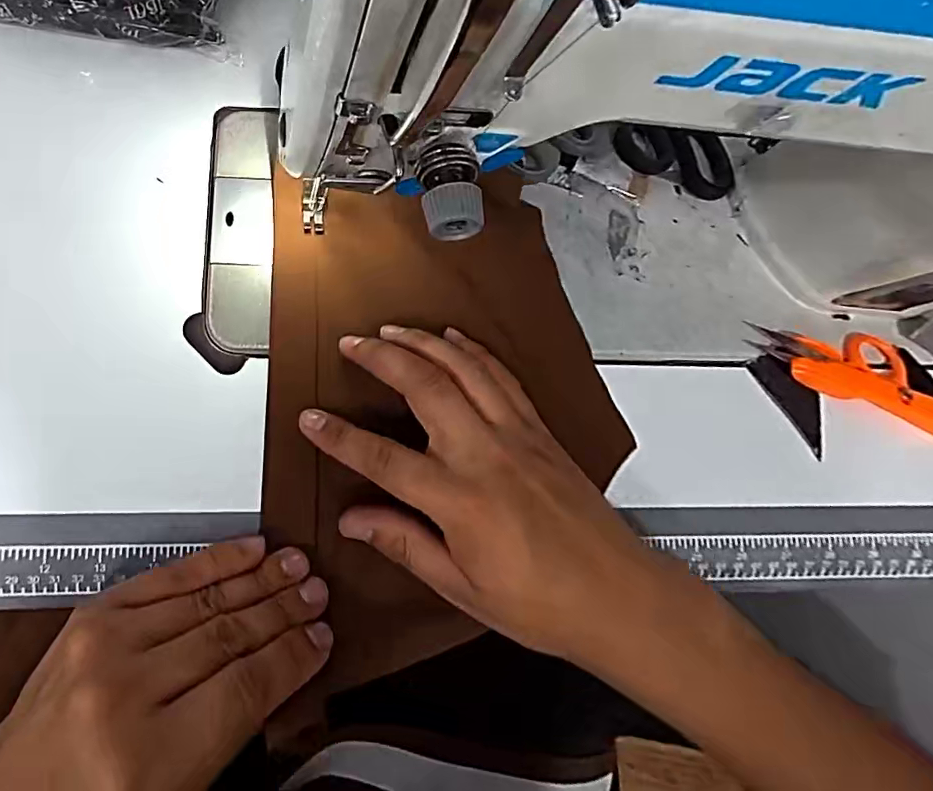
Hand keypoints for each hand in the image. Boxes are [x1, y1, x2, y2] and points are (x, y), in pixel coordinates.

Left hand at [0, 537, 331, 790]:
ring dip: (259, 580)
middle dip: (284, 611)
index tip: (321, 637)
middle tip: (318, 593)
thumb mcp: (175, 790)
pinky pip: (167, 578)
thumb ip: (229, 731)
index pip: (247, 687)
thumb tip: (283, 670)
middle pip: (229, 635)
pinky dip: (213, 562)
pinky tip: (246, 552)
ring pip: (206, 600)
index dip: (293, 656)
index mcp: (149, 757)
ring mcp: (105, 646)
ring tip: (295, 566)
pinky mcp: (94, 615)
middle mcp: (126, 693)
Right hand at [299, 326, 717, 675]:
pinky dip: (473, 350)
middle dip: (381, 358)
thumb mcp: (463, 587)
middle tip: (351, 343)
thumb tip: (355, 521)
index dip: (341, 437)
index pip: (384, 459)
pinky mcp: (539, 430)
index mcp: (462, 501)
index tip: (311, 419)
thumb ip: (404, 543)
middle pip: (424, 387)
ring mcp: (517, 435)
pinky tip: (453, 339)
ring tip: (391, 330)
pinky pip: (501, 376)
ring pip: (462, 369)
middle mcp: (488, 456)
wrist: (621, 597)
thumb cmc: (546, 603)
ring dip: (422, 342)